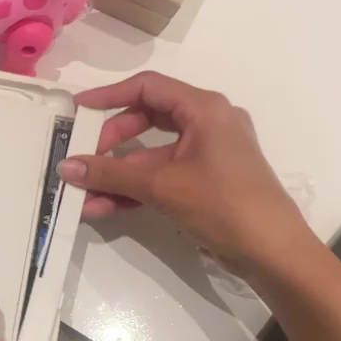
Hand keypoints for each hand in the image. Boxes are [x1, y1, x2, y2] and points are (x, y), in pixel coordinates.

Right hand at [58, 72, 319, 280]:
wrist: (274, 252)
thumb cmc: (224, 205)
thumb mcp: (162, 187)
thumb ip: (111, 175)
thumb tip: (66, 166)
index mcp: (204, 109)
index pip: (148, 88)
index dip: (109, 95)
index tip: (78, 110)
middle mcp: (207, 123)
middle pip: (146, 120)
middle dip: (110, 142)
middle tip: (83, 159)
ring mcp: (207, 154)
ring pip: (150, 154)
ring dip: (117, 174)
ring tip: (83, 194)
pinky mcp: (205, 181)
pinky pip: (161, 176)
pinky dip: (134, 189)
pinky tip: (103, 207)